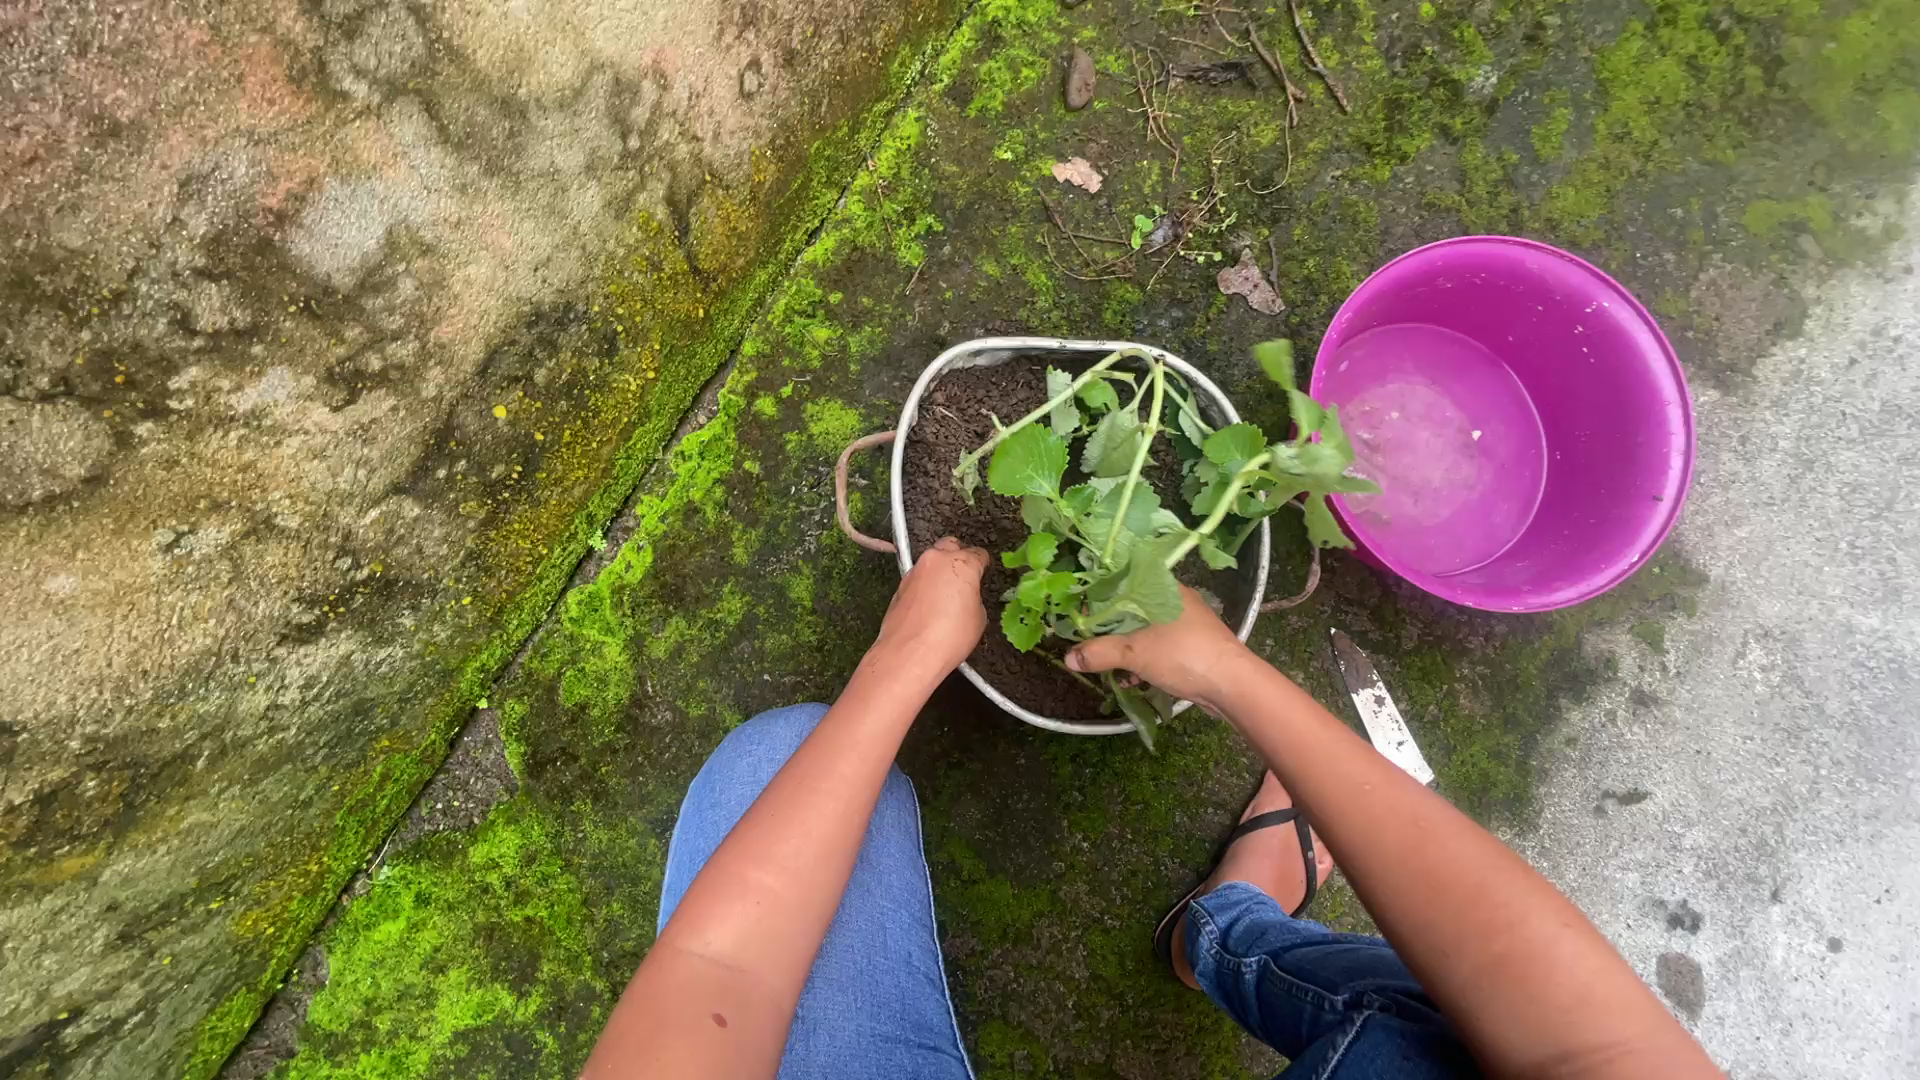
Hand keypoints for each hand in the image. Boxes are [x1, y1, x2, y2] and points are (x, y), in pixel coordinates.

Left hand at [870, 536, 988, 676]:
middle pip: (951, 546)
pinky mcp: (899, 585)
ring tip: (945, 596)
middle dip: (958, 556)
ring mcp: (915, 571)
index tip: (983, 572)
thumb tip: (967, 596)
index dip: (983, 565)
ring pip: (931, 562)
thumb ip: (974, 597)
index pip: (978, 554)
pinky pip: (917, 578)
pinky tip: (929, 606)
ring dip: (939, 571)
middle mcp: (936, 560)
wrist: (909, 653)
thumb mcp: (979, 618)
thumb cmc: (949, 637)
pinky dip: (925, 585)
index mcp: (962, 563)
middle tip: (964, 577)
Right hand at [1065, 586, 1255, 712]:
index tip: (1080, 614)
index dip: (1098, 596)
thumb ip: (1100, 652)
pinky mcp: (1193, 645)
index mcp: (1163, 587)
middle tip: (1089, 641)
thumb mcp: (1135, 653)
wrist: (1233, 685)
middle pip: (1132, 607)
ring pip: (1146, 629)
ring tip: (1108, 664)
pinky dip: (1144, 658)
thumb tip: (1068, 658)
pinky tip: (1133, 677)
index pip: (1123, 581)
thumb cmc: (1183, 654)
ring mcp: (1187, 623)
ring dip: (1126, 647)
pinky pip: (1159, 645)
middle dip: (1110, 628)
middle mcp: (1175, 599)